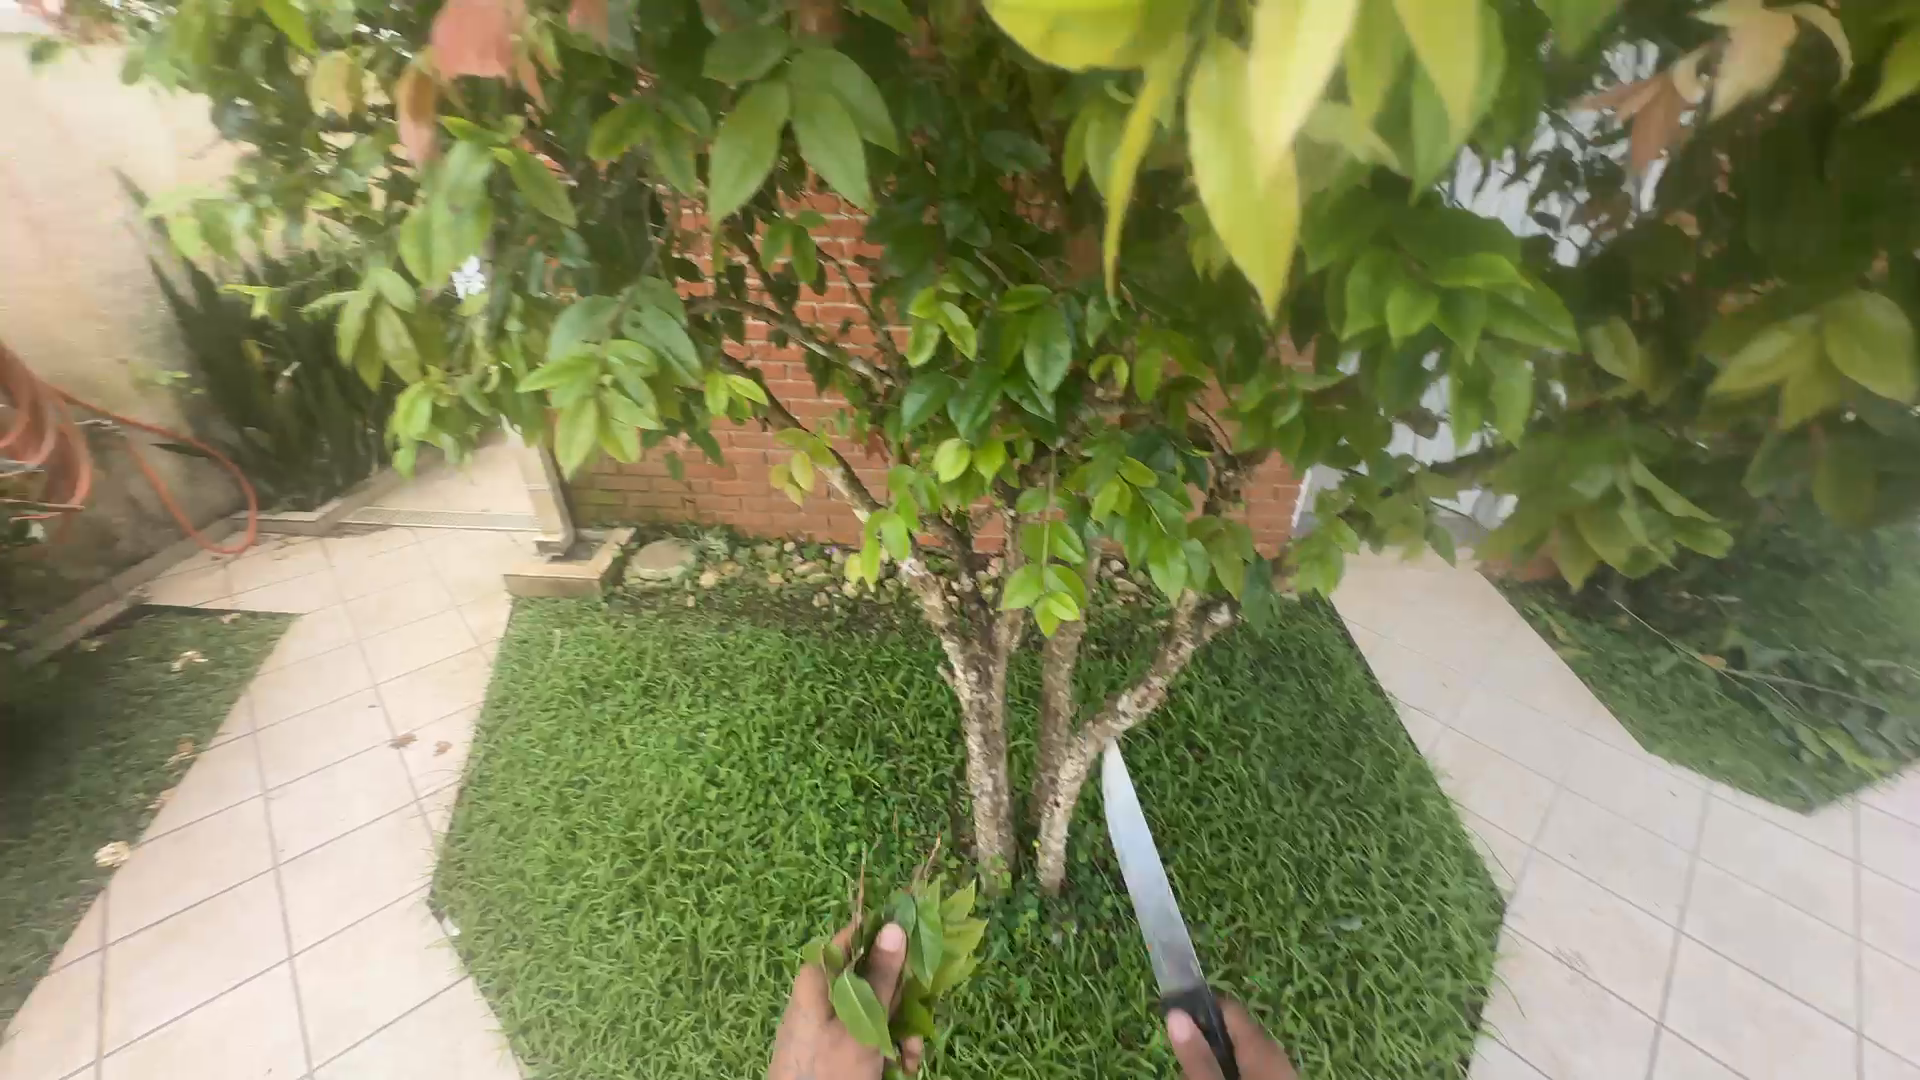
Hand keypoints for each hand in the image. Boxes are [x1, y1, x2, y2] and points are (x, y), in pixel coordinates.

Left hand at [768, 922, 924, 1079]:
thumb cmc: (829, 1074)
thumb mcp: (862, 1024)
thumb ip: (881, 977)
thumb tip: (896, 924)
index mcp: (819, 977)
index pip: (856, 935)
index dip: (887, 934)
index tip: (919, 939)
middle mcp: (825, 996)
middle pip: (873, 974)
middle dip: (901, 996)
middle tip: (921, 1008)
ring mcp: (833, 1026)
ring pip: (878, 1009)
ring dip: (901, 1028)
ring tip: (911, 1053)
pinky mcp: (840, 1052)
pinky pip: (871, 1036)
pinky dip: (891, 1049)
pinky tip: (904, 1067)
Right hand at [1167, 997, 1297, 1079]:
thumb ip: (1197, 1058)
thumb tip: (1175, 1016)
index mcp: (1262, 1049)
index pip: (1227, 1008)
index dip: (1200, 1012)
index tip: (1176, 1028)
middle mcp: (1277, 1059)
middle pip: (1233, 1038)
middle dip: (1205, 1051)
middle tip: (1186, 1074)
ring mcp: (1283, 1079)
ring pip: (1242, 1064)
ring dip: (1217, 1072)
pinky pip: (1255, 1079)